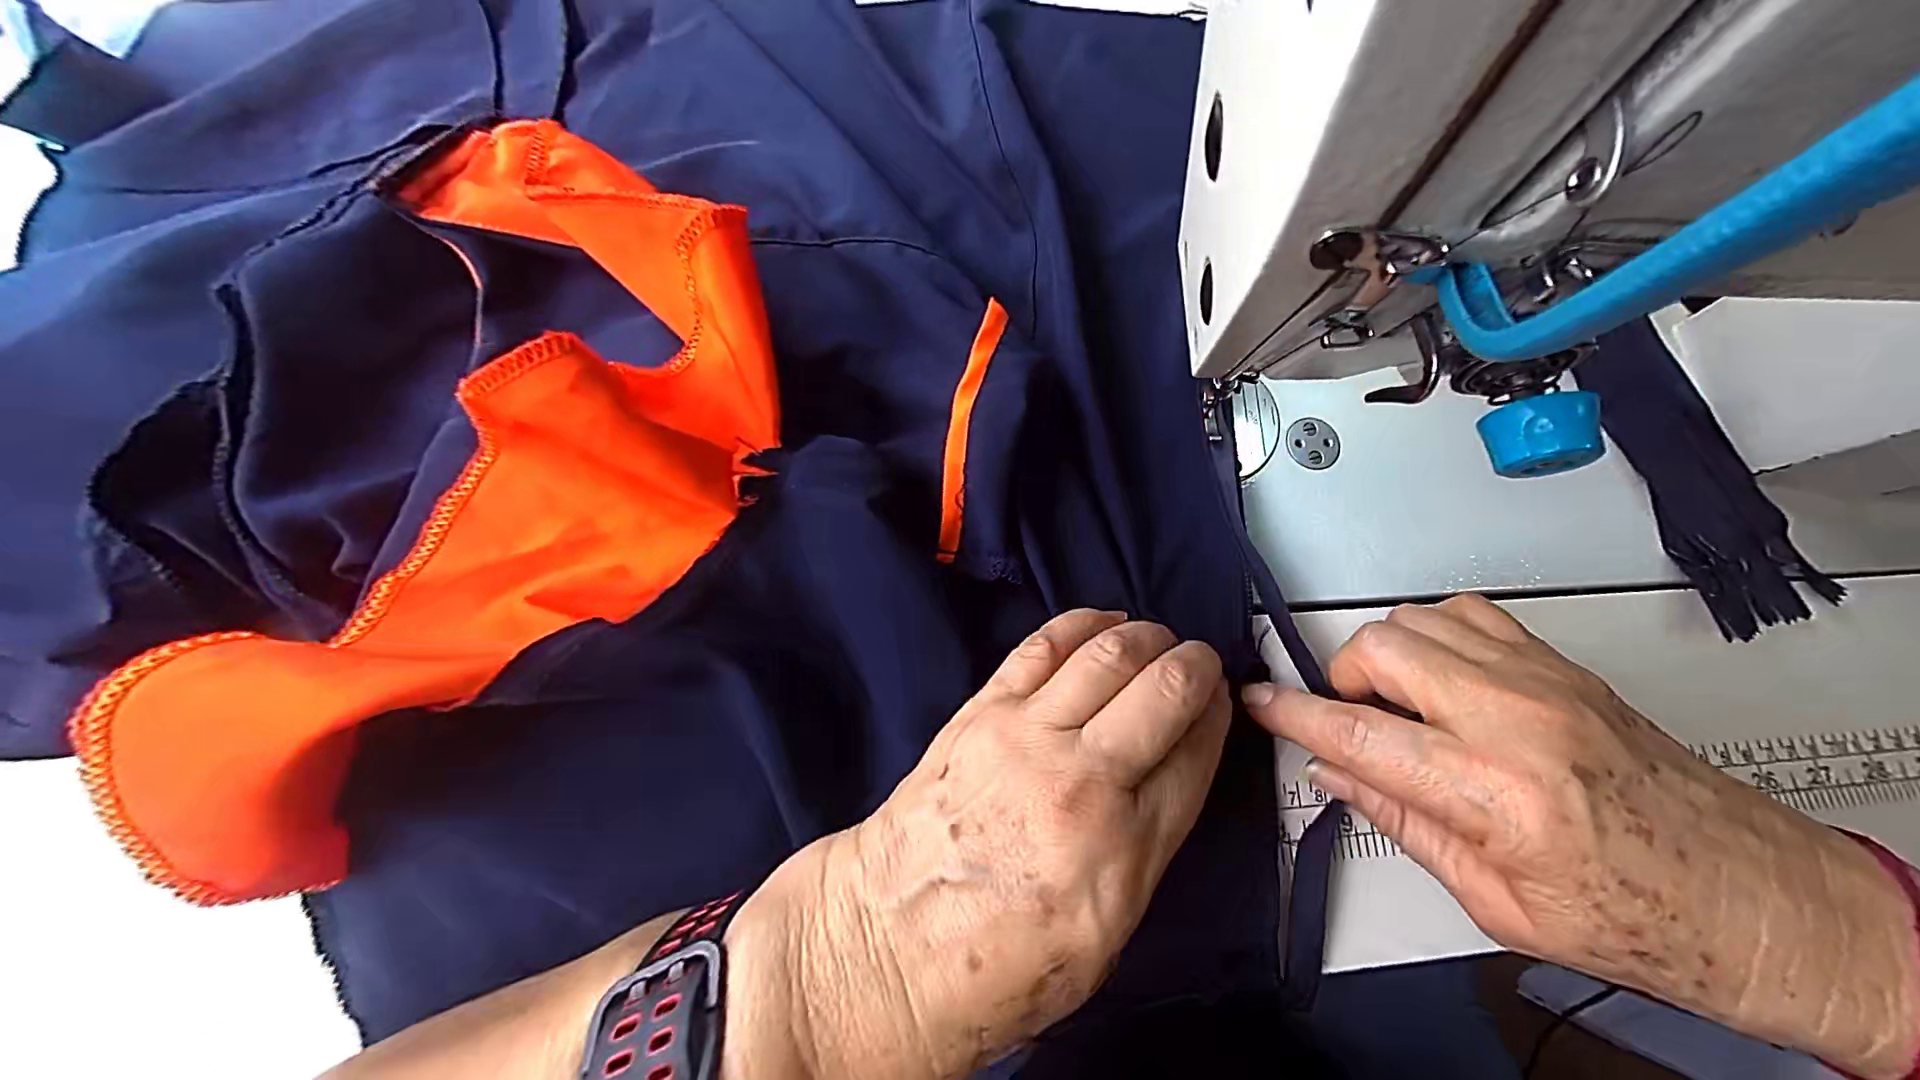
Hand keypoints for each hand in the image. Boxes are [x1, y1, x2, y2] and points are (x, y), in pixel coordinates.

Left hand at [727, 610, 1231, 1079]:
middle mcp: (1081, 781)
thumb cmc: (993, 959)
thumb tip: (1169, 776)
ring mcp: (1026, 736)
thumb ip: (1146, 847)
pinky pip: (1043, 647)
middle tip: (1199, 661)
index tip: (1220, 700)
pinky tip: (1106, 620)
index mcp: (1124, 850)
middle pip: (1163, 693)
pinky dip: (1082, 623)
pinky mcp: (982, 712)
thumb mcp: (1104, 936)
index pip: (1194, 755)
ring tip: (1158, 638)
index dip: (1216, 717)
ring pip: (1108, 657)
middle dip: (1194, 666)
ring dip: (1146, 637)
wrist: (886, 942)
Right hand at [1242, 594, 1919, 1078]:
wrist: (1768, 904)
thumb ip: (1398, 822)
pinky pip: (1467, 612)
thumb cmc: (1644, 922)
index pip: (1357, 734)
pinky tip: (1439, 672)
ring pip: (1416, 620)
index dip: (1291, 714)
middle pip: (1378, 650)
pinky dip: (1433, 632)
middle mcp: (1519, 723)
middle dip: (1340, 678)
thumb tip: (1333, 776)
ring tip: (1397, 699)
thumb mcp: (1494, 903)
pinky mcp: (1565, 668)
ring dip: (1385, 655)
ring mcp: (1546, 684)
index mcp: (1497, 797)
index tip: (1257, 702)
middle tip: (1350, 716)